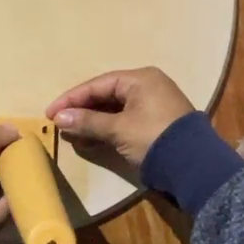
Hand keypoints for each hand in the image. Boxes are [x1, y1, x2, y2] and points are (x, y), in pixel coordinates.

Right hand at [44, 67, 193, 172]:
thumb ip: (88, 122)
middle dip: (82, 111)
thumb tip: (59, 118)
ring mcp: (153, 105)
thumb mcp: (118, 129)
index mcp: (140, 79)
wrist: (192, 165)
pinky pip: (124, 120)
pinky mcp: (155, 123)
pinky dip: (107, 129)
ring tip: (72, 135)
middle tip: (60, 124)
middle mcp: (148, 86)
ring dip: (93, 122)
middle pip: (106, 95)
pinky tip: (91, 141)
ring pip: (114, 110)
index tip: (50, 113)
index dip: (72, 99)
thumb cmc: (152, 137)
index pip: (98, 84)